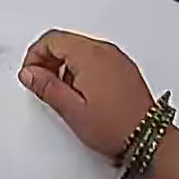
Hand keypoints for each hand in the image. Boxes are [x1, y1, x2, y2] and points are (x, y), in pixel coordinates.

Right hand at [17, 30, 155, 157]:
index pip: (52, 39)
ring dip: (64, 65)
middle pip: (65, 41)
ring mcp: (116, 58)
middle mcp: (105, 50)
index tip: (30, 74)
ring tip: (64, 94)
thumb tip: (29, 73)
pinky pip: (95, 58)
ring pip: (79, 49)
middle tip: (42, 84)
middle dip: (48, 60)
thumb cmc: (115, 127)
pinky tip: (82, 93)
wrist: (148, 138)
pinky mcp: (123, 67)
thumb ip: (47, 87)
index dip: (35, 55)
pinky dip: (81, 69)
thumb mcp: (72, 110)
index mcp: (90, 55)